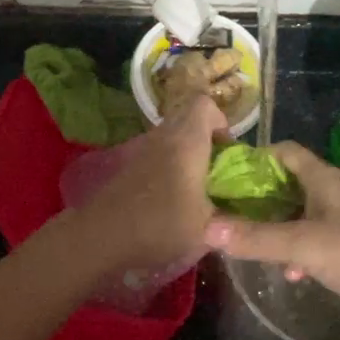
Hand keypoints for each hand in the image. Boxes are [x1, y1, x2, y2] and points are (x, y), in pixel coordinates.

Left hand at [72, 93, 226, 273]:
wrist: (102, 235)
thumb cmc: (161, 224)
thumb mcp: (206, 228)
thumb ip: (226, 216)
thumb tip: (237, 214)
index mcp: (187, 140)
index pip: (204, 104)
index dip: (220, 120)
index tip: (227, 148)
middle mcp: (163, 136)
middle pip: (186, 119)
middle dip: (204, 138)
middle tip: (215, 170)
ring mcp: (140, 149)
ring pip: (169, 138)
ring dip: (184, 154)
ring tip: (195, 188)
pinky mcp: (126, 165)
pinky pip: (154, 154)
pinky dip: (166, 167)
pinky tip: (170, 198)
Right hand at [204, 141, 339, 332]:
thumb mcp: (302, 245)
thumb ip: (256, 238)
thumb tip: (206, 228)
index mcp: (323, 179)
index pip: (284, 151)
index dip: (256, 158)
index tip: (227, 175)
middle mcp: (332, 192)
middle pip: (288, 182)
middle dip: (259, 195)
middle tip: (228, 210)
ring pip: (299, 213)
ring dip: (275, 224)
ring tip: (247, 241)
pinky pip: (312, 239)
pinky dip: (295, 249)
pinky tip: (286, 272)